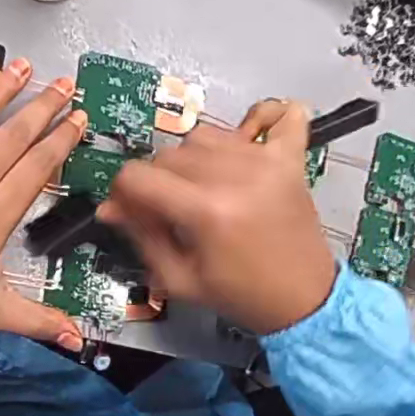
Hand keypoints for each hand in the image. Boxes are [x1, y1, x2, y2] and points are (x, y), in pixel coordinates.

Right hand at [98, 100, 335, 334]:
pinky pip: (277, 115)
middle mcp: (235, 176)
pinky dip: (260, 120)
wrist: (305, 300)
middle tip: (165, 209)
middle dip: (154, 180)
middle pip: (166, 154)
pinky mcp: (290, 158)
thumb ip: (140, 235)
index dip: (122, 193)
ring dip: (191, 157)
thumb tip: (109, 207)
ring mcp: (266, 161)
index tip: (129, 210)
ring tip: (201, 186)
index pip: (137, 176)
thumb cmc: (238, 294)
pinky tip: (248, 141)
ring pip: (202, 136)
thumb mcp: (176, 278)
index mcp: (206, 211)